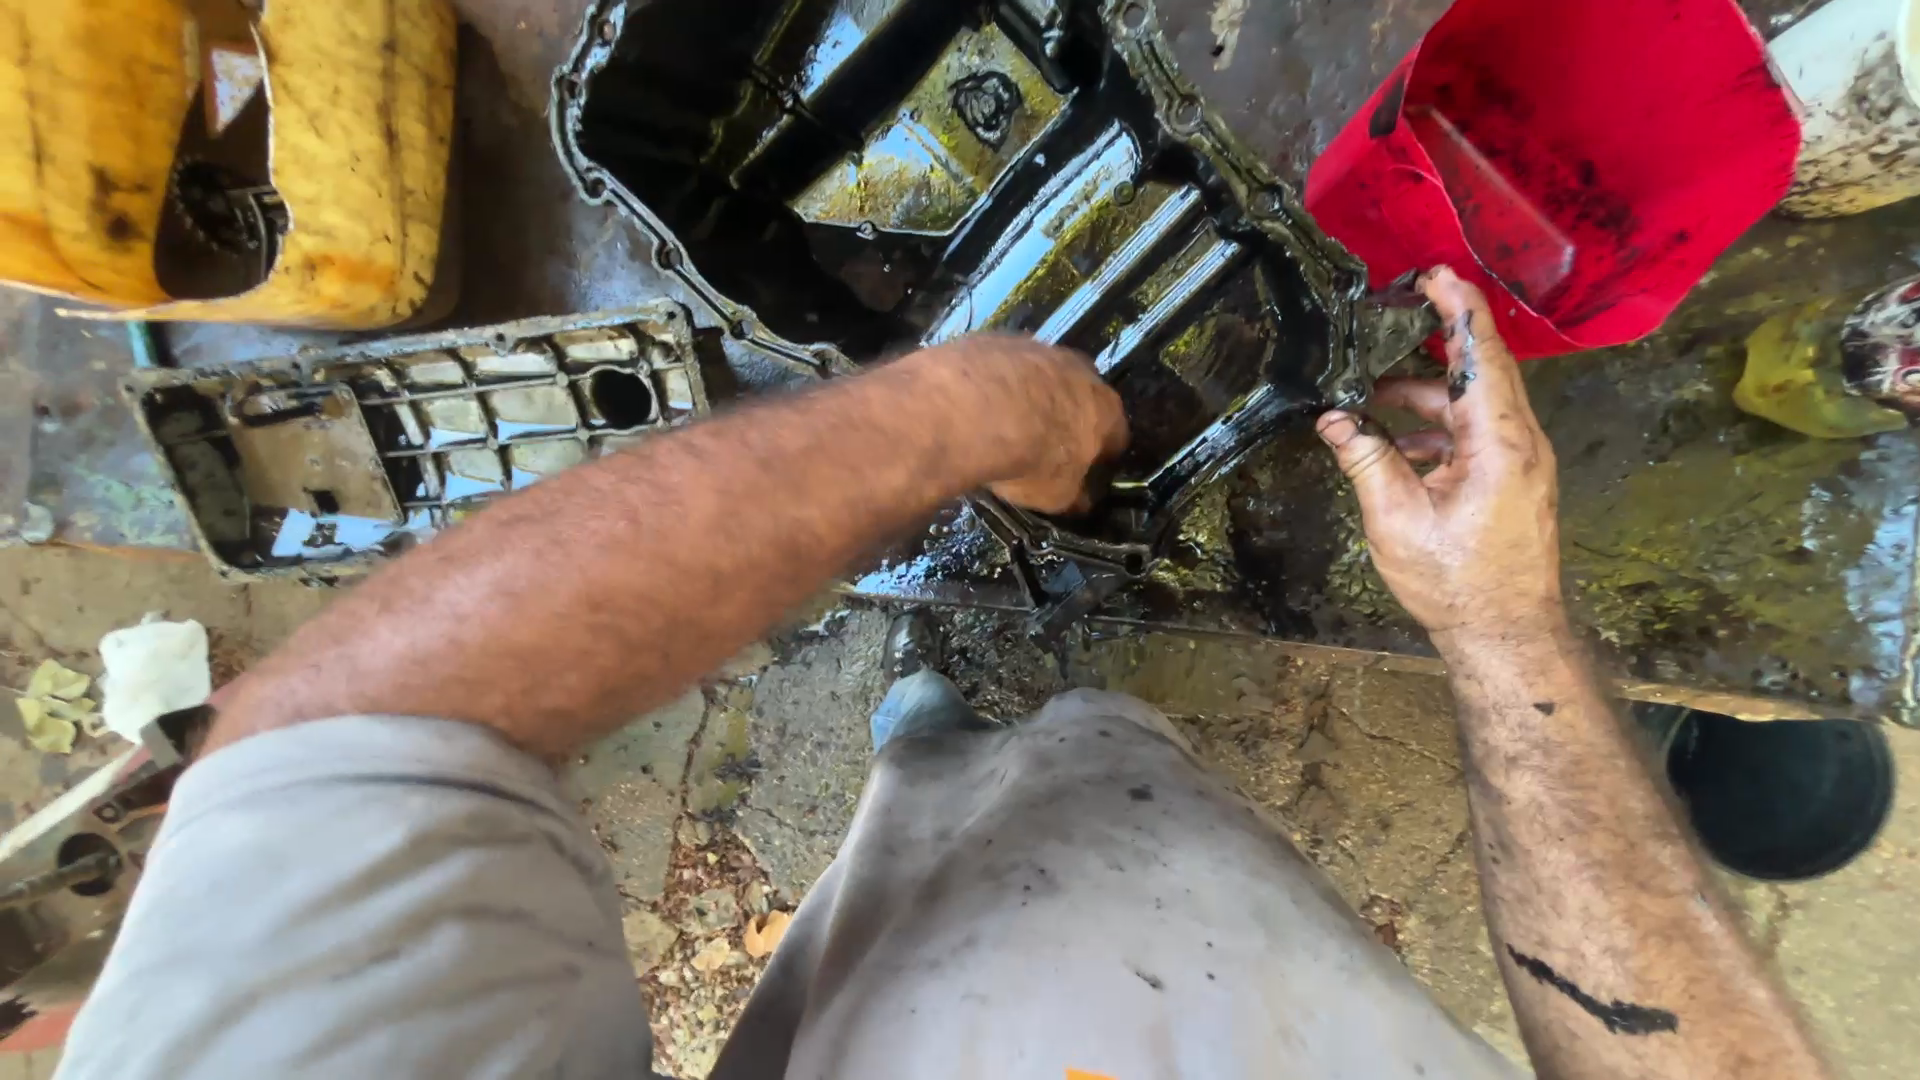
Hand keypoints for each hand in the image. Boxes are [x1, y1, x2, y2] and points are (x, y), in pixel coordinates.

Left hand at [904, 335, 1128, 513]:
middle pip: (1080, 398)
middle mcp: (1080, 371)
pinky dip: (995, 384)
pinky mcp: (998, 338)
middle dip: (1066, 420)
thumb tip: (1080, 500)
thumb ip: (1073, 495)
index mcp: (1107, 410)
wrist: (972, 410)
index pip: (1116, 437)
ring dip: (1029, 397)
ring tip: (1004, 424)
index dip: (1101, 458)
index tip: (1085, 473)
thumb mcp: (1057, 495)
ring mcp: (1039, 348)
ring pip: (1041, 376)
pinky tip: (976, 404)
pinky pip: (1003, 366)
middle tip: (1043, 445)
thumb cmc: (1030, 459)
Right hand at [1315, 267, 1563, 652]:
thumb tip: (1332, 419)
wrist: (1505, 631)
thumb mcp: (1396, 519)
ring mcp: (1519, 461)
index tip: (1433, 274)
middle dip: (1441, 335)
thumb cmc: (1454, 579)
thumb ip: (1366, 461)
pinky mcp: (1509, 479)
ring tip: (1371, 391)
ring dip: (1424, 391)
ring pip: (1473, 404)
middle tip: (1397, 309)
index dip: (1457, 310)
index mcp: (1500, 444)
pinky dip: (1433, 425)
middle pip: (1482, 370)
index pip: (1480, 358)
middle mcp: (1520, 442)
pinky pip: (1472, 433)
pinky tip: (1395, 442)